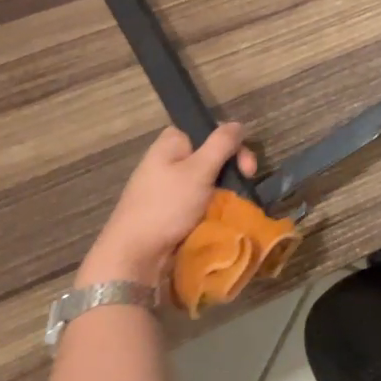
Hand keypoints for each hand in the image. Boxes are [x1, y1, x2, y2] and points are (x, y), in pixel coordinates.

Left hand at [79, 124, 256, 286]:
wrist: (134, 256)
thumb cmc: (166, 206)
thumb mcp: (200, 169)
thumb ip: (222, 143)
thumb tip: (237, 124)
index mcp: (168, 146)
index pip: (202, 128)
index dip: (225, 138)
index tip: (240, 157)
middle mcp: (166, 162)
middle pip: (209, 152)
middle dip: (231, 164)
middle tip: (246, 178)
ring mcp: (166, 187)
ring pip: (206, 177)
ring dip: (224, 185)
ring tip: (234, 199)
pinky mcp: (169, 209)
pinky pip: (198, 197)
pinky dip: (212, 201)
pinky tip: (220, 210)